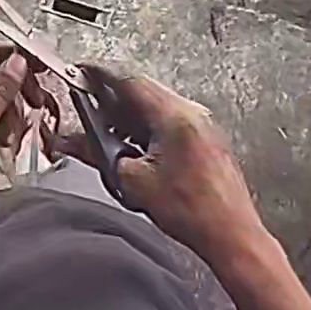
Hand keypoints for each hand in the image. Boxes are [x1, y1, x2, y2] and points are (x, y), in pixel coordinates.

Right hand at [103, 73, 270, 267]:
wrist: (232, 238)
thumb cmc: (195, 213)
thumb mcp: (133, 181)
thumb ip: (100, 153)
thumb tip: (78, 142)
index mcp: (175, 115)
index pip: (129, 81)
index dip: (101, 75)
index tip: (84, 72)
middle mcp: (192, 114)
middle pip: (143, 91)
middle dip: (112, 97)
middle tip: (90, 103)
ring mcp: (203, 126)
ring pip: (156, 106)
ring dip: (129, 114)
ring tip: (109, 130)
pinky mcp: (206, 141)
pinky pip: (170, 121)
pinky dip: (147, 127)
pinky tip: (135, 146)